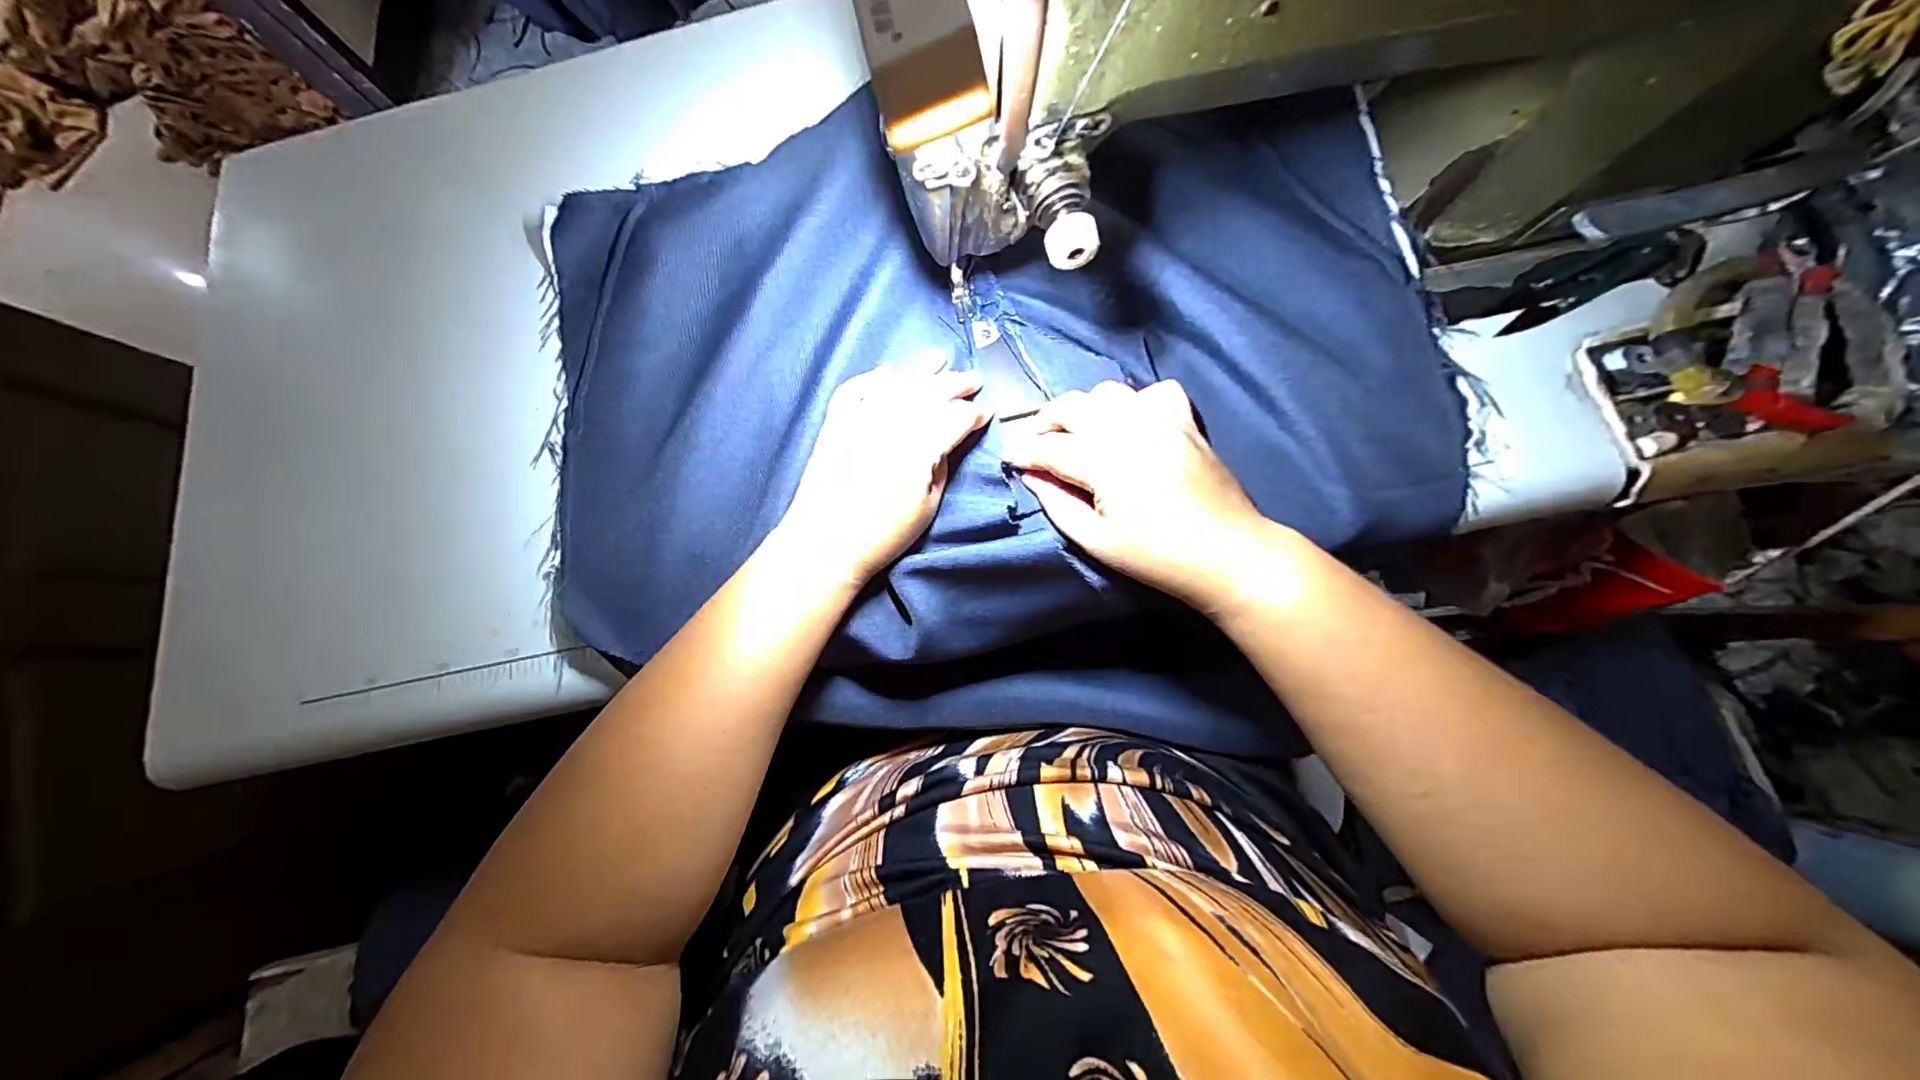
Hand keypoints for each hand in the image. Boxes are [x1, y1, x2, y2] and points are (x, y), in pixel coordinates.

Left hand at [775, 363, 990, 587]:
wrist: (826, 542)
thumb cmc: (883, 533)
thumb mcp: (928, 503)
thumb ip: (942, 463)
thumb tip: (950, 438)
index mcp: (919, 446)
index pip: (956, 416)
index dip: (974, 413)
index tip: (985, 413)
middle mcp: (890, 422)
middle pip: (930, 390)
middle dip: (956, 382)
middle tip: (974, 379)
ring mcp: (860, 416)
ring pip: (897, 380)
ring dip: (921, 367)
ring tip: (938, 358)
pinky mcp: (836, 419)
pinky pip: (860, 385)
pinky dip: (879, 375)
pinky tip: (892, 372)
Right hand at [1003, 380, 1291, 614]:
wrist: (1227, 552)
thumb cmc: (1157, 555)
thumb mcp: (1096, 540)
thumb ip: (1057, 503)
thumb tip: (1032, 476)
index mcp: (1104, 459)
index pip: (1049, 445)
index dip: (1024, 452)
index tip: (1011, 460)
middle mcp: (1129, 428)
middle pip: (1073, 406)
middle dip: (1045, 421)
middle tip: (1036, 443)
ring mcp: (1160, 419)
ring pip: (1108, 391)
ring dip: (1084, 408)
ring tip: (1078, 432)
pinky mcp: (1185, 422)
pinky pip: (1154, 392)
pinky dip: (1134, 402)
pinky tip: (1131, 424)